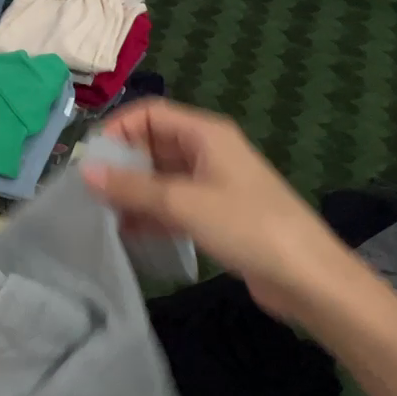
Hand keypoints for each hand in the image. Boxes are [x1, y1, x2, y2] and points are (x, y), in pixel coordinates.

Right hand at [82, 99, 352, 317]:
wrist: (312, 282)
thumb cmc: (249, 227)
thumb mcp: (184, 203)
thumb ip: (131, 187)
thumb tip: (84, 171)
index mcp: (206, 134)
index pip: (149, 113)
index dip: (118, 128)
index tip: (91, 158)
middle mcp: (208, 152)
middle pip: (152, 143)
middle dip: (121, 164)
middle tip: (91, 190)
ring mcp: (213, 184)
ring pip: (159, 177)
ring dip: (132, 192)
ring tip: (103, 214)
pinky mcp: (216, 215)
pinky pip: (172, 204)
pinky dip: (149, 214)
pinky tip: (127, 233)